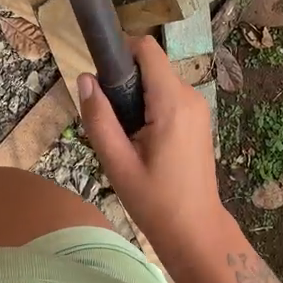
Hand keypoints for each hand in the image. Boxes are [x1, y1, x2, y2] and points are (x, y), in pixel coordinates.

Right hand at [78, 37, 230, 254]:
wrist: (196, 233)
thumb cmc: (155, 203)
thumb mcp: (118, 164)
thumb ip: (99, 119)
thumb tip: (84, 78)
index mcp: (172, 101)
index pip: (147, 49)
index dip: (121, 52)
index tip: (102, 78)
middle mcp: (189, 94)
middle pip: (151, 66)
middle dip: (125, 82)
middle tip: (110, 121)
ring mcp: (197, 105)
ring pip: (158, 81)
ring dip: (137, 98)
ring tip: (125, 138)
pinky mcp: (198, 117)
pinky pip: (168, 96)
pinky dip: (151, 107)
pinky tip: (141, 142)